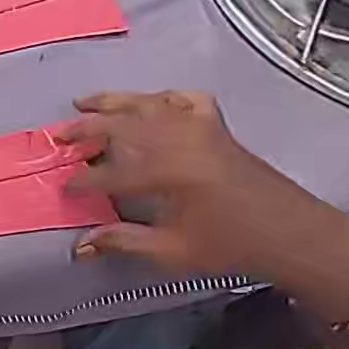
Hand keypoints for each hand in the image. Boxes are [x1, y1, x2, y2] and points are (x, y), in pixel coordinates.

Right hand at [60, 90, 348, 318]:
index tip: (64, 185)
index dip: (85, 180)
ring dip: (114, 102)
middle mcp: (183, 141)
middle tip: (59, 136)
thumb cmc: (230, 246)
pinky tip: (151, 101)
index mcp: (171, 174)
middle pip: (124, 127)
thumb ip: (124, 242)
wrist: (289, 232)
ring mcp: (202, 128)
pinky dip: (164, 97)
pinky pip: (186, 100)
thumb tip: (80, 246)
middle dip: (88, 130)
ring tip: (85, 102)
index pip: (113, 174)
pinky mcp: (217, 126)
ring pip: (149, 105)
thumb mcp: (172, 250)